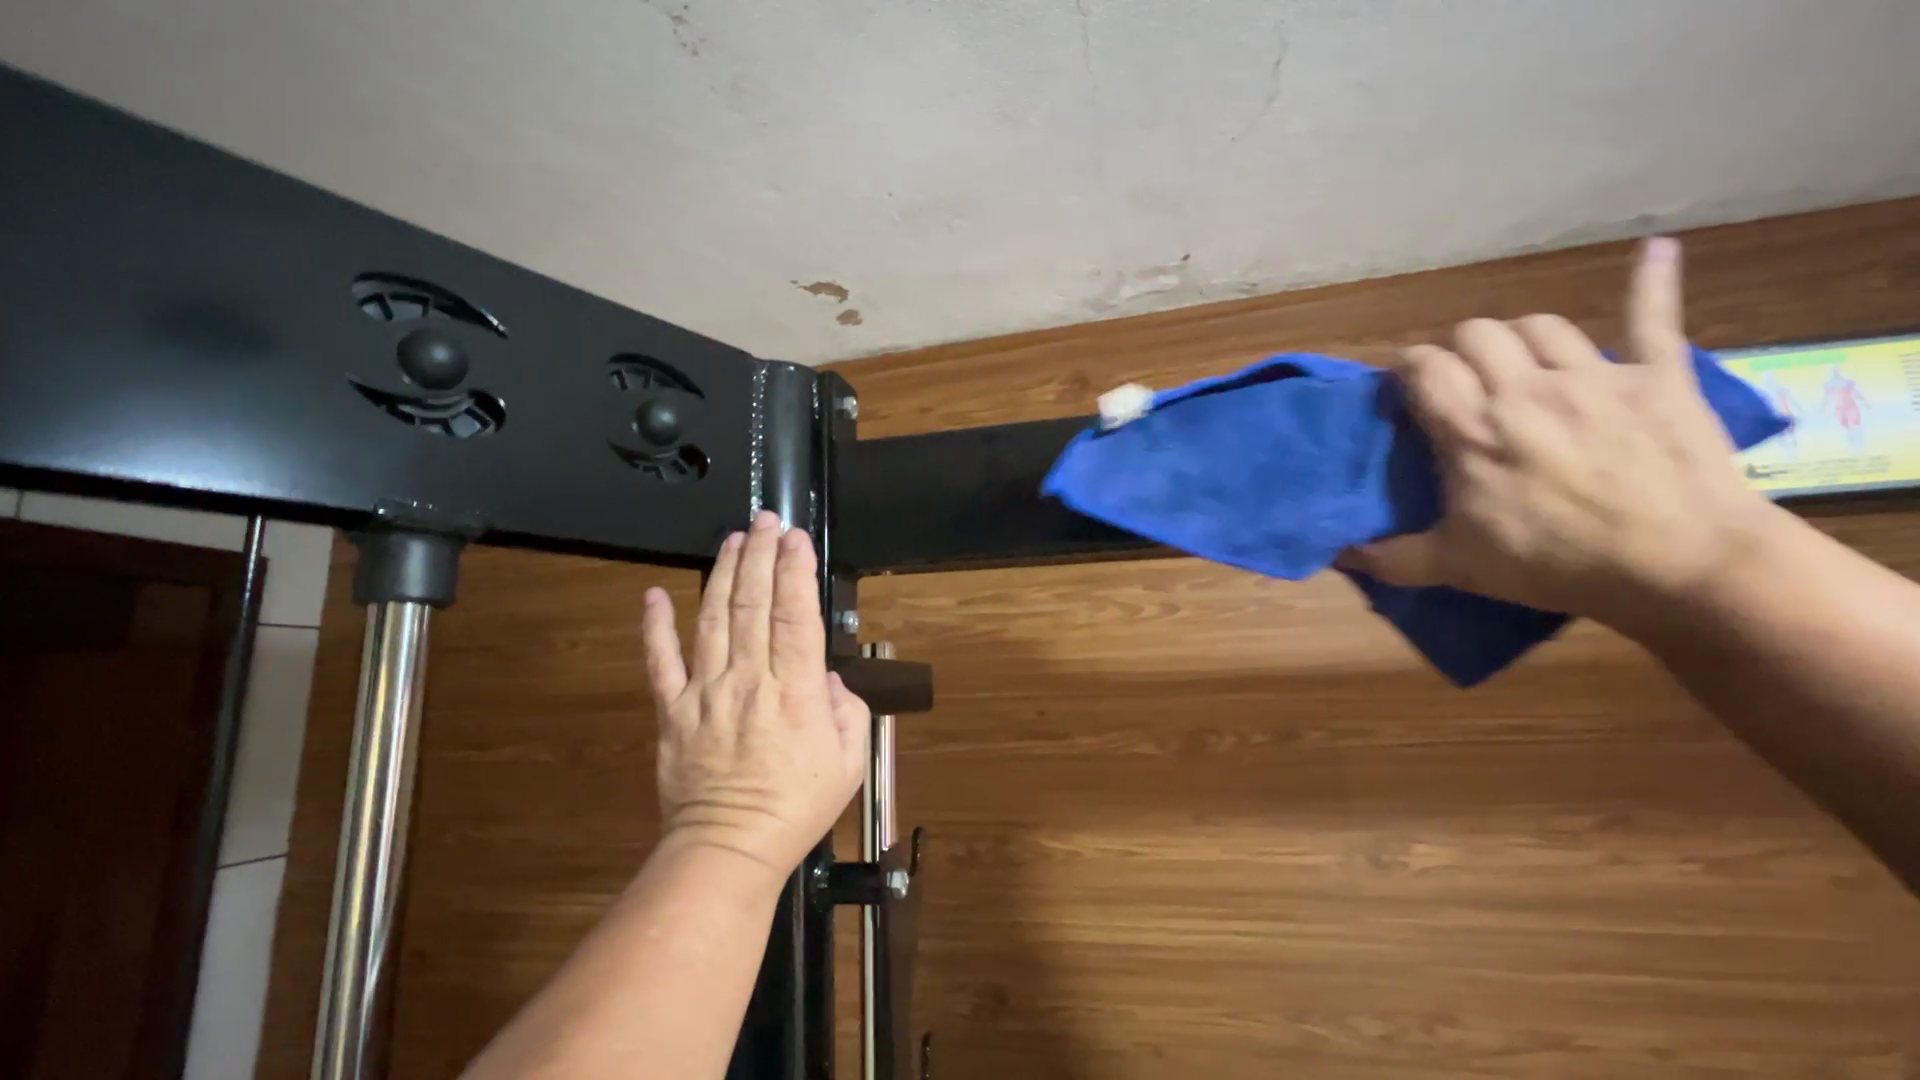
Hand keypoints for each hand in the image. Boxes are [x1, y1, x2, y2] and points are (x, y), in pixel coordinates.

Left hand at [641, 511, 869, 876]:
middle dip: (760, 555)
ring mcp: (705, 692)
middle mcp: (748, 680)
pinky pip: (660, 662)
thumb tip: (825, 679)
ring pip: (712, 620)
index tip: (795, 537)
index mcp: (795, 691)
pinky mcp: (672, 711)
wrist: (729, 850)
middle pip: (753, 605)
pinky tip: (654, 595)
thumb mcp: (850, 762)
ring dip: (722, 575)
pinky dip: (656, 627)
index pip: (796, 615)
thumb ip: (846, 710)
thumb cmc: (796, 807)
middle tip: (764, 520)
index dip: (795, 570)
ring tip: (732, 540)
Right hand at [1339, 238, 1781, 631]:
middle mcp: (1524, 388)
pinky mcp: (1659, 376)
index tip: (1406, 385)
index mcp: (1471, 429)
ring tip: (1518, 360)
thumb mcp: (1459, 568)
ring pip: (1540, 325)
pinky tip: (1657, 248)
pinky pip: (1653, 315)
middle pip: (1477, 334)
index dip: (1409, 368)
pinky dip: (1652, 279)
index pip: (1425, 367)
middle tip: (1464, 380)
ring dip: (1519, 337)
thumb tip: (1339, 554)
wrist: (1681, 565)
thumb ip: (1392, 557)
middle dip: (1460, 350)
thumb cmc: (1556, 565)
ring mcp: (1594, 375)